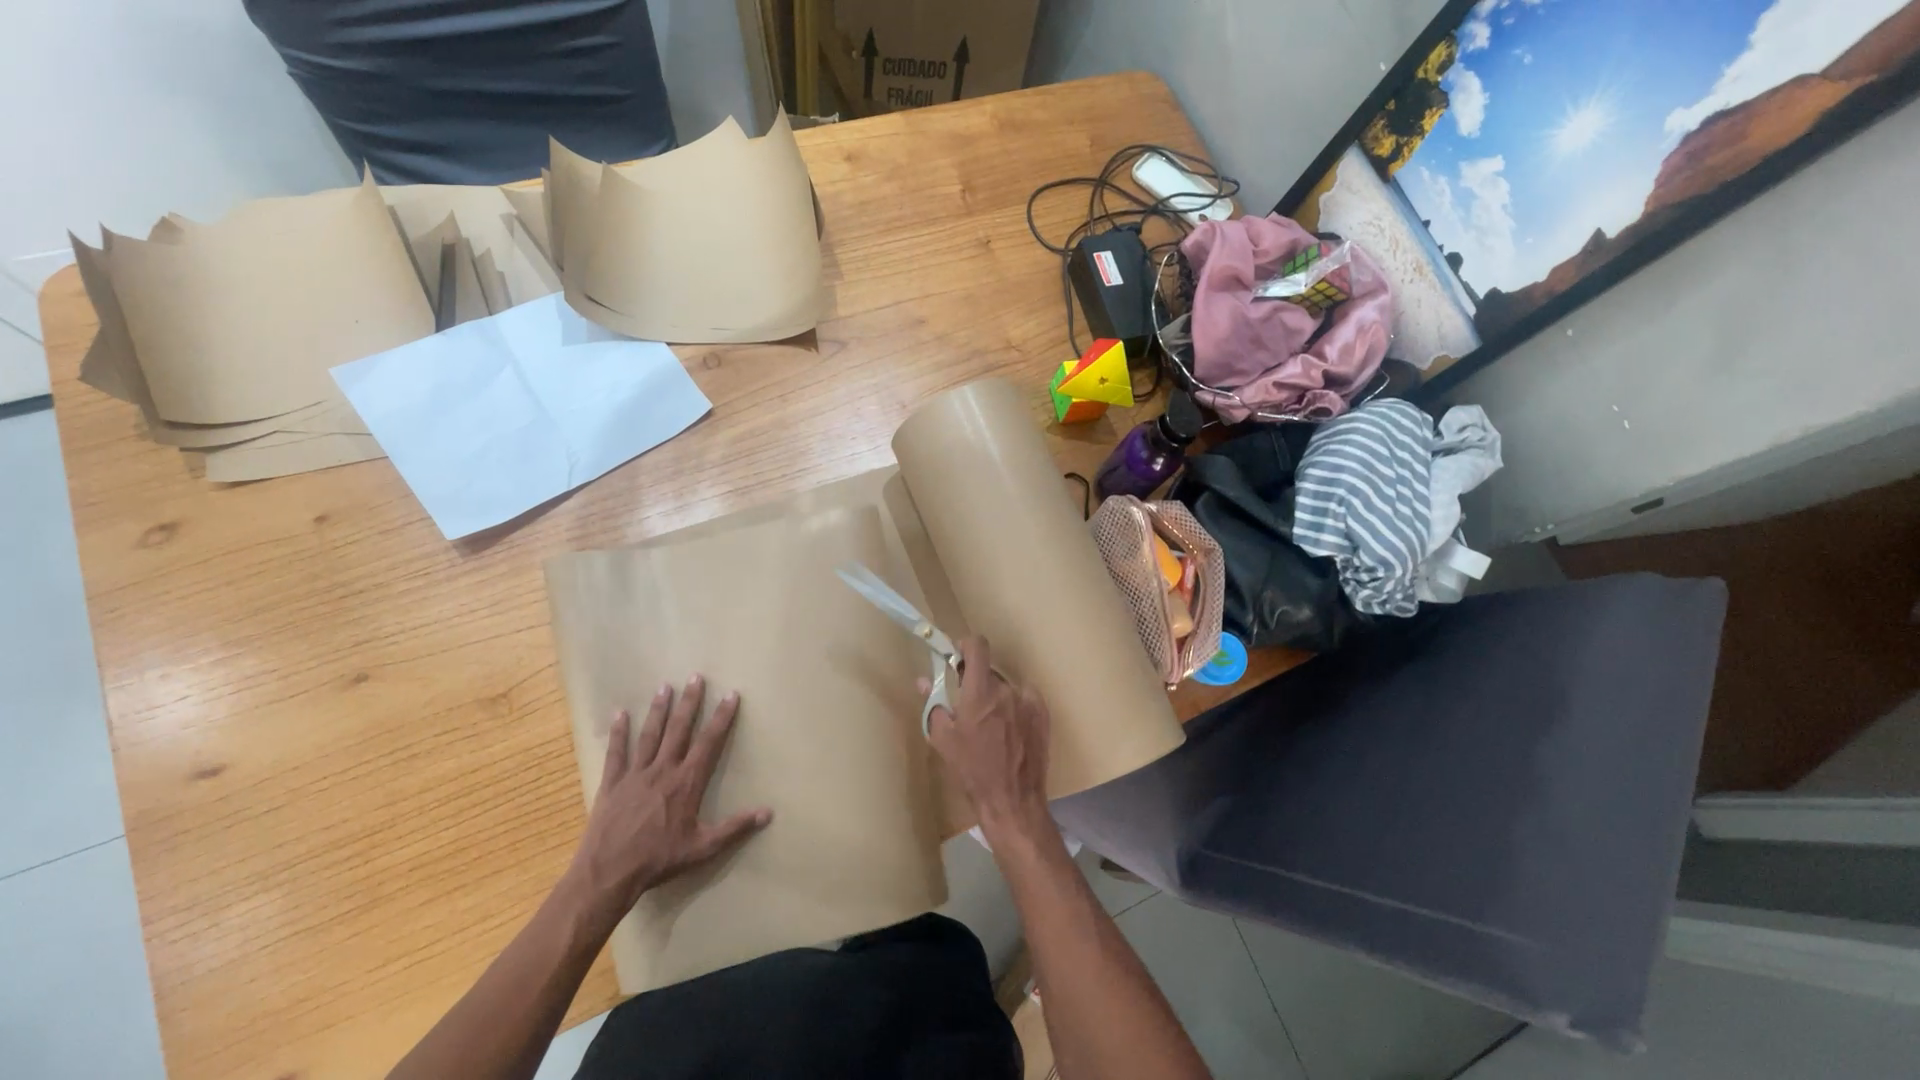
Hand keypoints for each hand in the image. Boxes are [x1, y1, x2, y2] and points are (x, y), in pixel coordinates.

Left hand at [567, 675, 771, 922]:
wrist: (610, 872)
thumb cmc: (659, 860)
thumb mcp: (703, 848)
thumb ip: (735, 828)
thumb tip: (768, 813)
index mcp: (687, 783)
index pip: (709, 743)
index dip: (721, 718)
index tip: (730, 695)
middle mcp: (663, 770)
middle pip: (679, 730)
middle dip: (689, 703)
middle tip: (696, 677)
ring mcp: (635, 774)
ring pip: (650, 735)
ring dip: (659, 710)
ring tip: (665, 686)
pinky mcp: (612, 783)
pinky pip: (616, 752)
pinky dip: (618, 732)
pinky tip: (620, 713)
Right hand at [922, 637, 1052, 841]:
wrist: (1013, 800)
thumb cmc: (972, 771)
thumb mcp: (944, 740)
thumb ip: (934, 704)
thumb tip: (924, 681)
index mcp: (980, 693)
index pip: (978, 646)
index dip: (966, 645)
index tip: (958, 656)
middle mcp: (1007, 690)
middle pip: (989, 672)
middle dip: (977, 683)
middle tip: (969, 707)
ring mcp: (1029, 701)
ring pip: (1007, 688)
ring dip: (997, 698)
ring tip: (992, 728)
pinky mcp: (1044, 714)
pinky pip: (1024, 700)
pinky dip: (1015, 708)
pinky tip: (1010, 732)